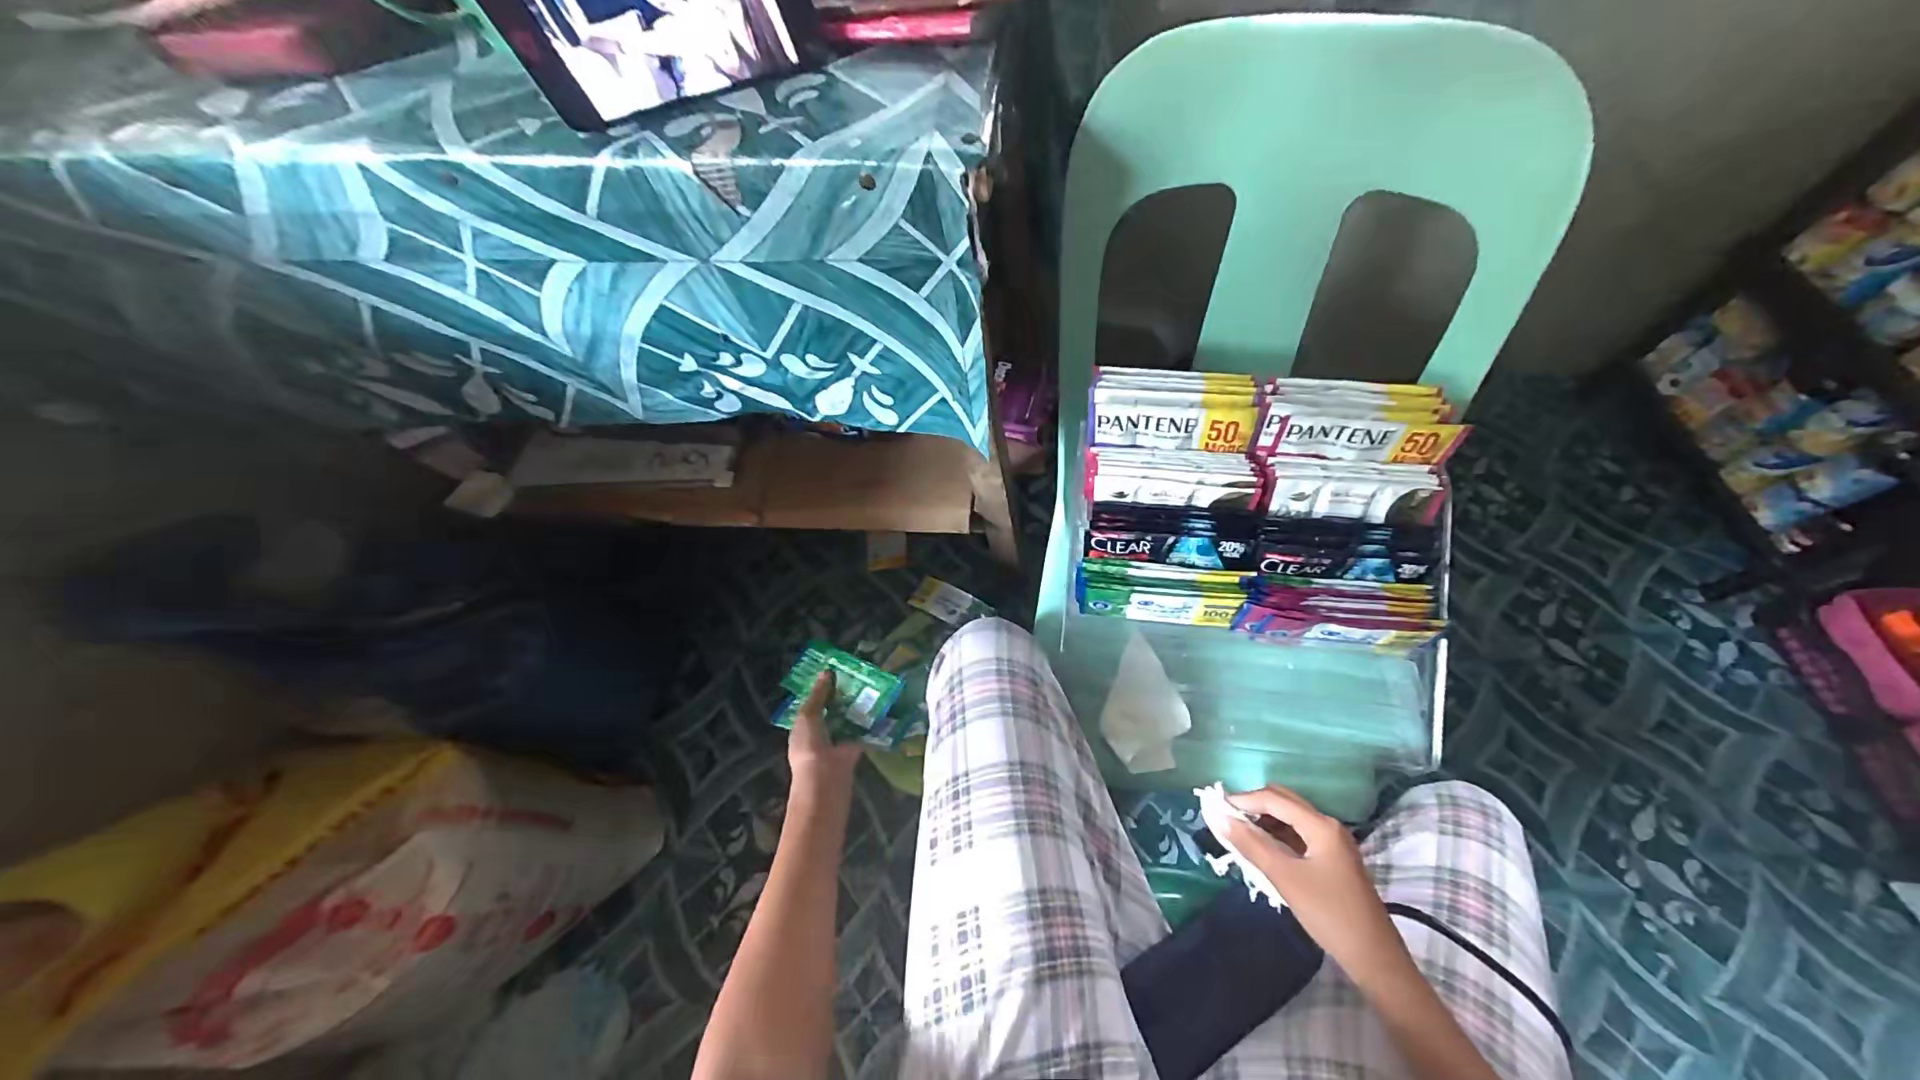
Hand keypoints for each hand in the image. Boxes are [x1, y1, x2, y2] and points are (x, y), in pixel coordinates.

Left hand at [787, 671, 863, 787]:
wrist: (824, 779)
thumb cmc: (809, 746)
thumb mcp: (808, 716)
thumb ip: (818, 695)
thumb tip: (826, 672)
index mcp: (803, 725)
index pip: (813, 702)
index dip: (823, 687)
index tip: (837, 670)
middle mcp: (820, 732)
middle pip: (833, 709)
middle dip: (843, 695)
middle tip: (859, 674)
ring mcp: (838, 740)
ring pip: (848, 719)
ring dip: (858, 706)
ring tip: (872, 685)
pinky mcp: (855, 747)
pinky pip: (863, 731)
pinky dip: (870, 722)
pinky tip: (881, 705)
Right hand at [1219, 786, 1404, 977]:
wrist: (1374, 958)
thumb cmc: (1328, 914)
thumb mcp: (1284, 877)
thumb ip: (1250, 844)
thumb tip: (1218, 817)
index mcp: (1321, 826)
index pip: (1274, 799)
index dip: (1242, 800)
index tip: (1215, 808)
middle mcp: (1328, 826)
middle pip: (1284, 802)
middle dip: (1253, 805)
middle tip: (1225, 818)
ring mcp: (1333, 843)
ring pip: (1291, 818)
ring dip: (1264, 820)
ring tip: (1238, 833)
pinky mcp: (1333, 859)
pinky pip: (1298, 835)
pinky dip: (1277, 835)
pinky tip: (1261, 849)